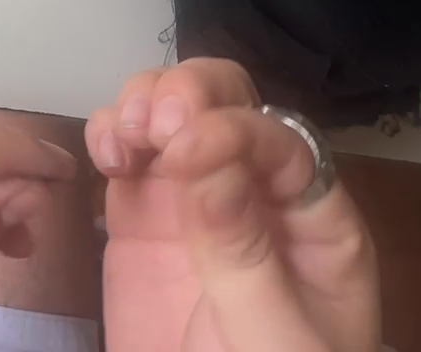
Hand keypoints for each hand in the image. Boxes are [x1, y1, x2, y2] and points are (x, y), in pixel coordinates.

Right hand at [86, 59, 378, 351]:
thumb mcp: (272, 340)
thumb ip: (243, 250)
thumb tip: (205, 151)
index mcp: (313, 223)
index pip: (282, 142)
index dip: (235, 128)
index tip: (185, 148)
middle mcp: (252, 191)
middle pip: (227, 99)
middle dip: (187, 92)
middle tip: (155, 126)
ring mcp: (189, 194)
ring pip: (169, 105)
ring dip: (142, 101)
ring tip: (125, 143)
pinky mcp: (137, 208)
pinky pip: (124, 142)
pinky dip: (108, 129)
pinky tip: (107, 157)